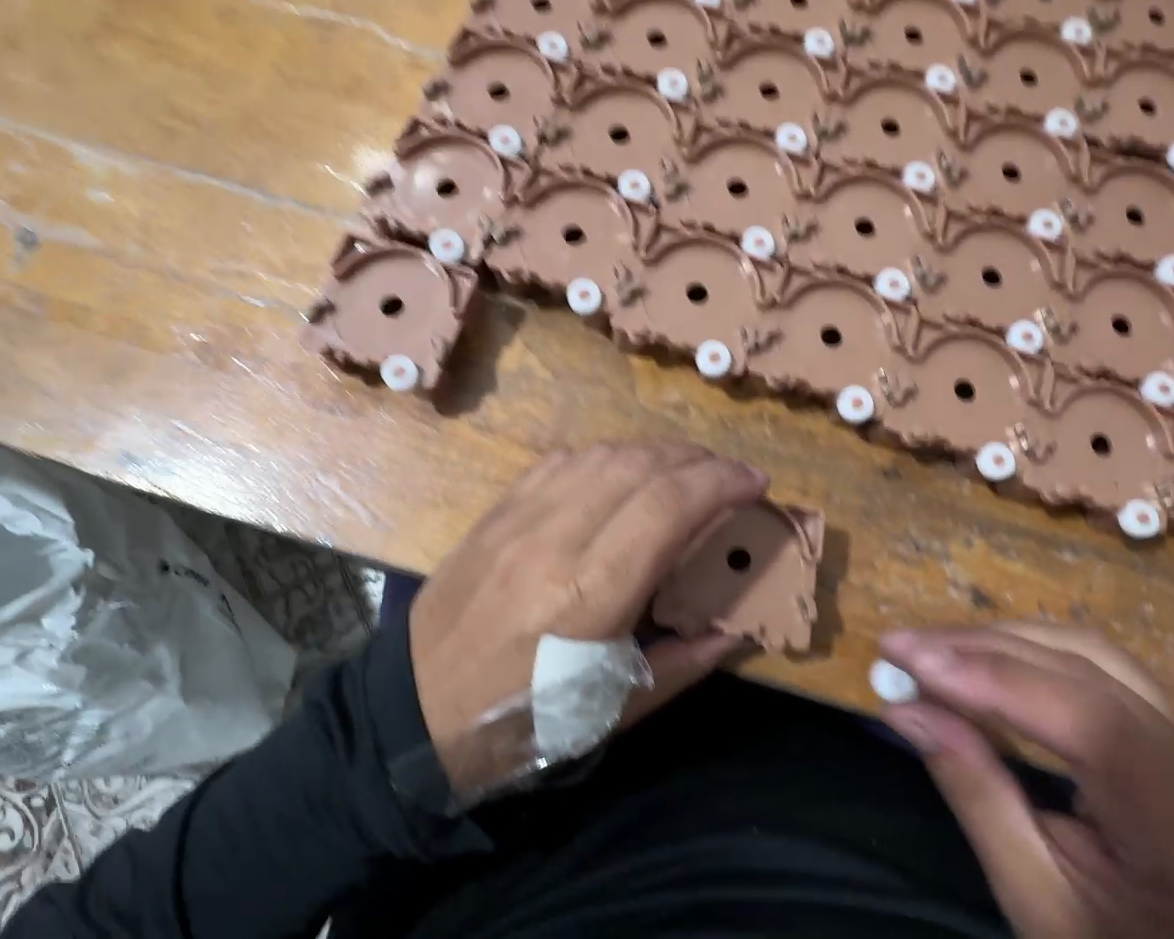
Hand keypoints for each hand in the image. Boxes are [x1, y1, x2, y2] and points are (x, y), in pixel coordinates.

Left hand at [410, 442, 766, 794]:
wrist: (418, 713)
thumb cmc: (525, 722)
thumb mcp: (612, 710)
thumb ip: (683, 665)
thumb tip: (736, 631)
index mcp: (588, 598)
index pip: (667, 507)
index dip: (720, 483)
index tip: (755, 483)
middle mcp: (553, 541)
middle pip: (638, 467)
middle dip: (696, 459)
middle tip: (727, 475)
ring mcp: (516, 519)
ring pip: (599, 455)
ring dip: (652, 452)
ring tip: (684, 470)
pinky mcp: (493, 513)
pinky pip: (558, 462)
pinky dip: (603, 457)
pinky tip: (620, 473)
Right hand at [877, 624, 1173, 938]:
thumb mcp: (1035, 898)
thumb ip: (976, 795)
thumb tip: (905, 710)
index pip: (1091, 721)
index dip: (995, 679)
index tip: (908, 660)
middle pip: (1089, 670)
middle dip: (984, 649)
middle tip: (899, 647)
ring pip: (1096, 657)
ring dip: (1006, 643)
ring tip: (932, 650)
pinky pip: (1103, 673)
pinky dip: (1034, 658)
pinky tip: (985, 664)